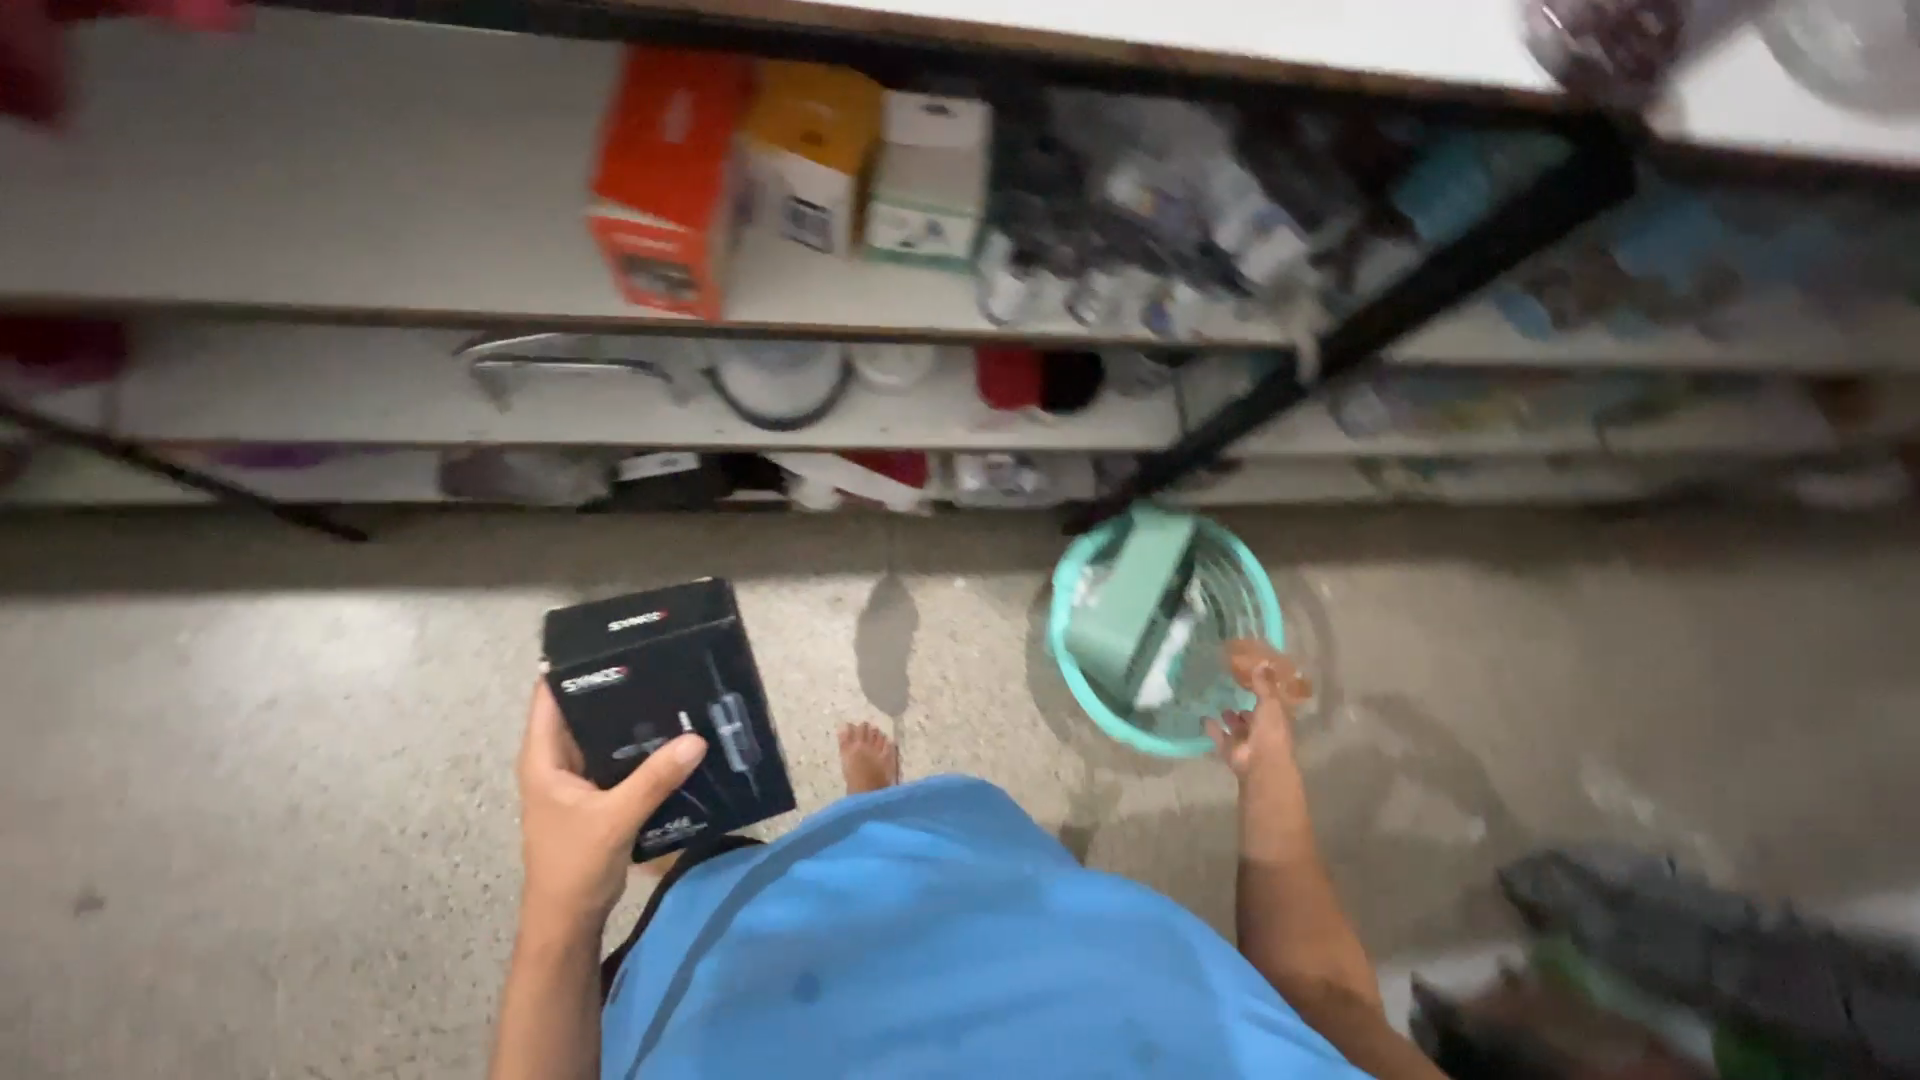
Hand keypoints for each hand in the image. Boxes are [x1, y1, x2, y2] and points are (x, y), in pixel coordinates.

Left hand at [514, 680, 706, 932]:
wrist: (568, 921)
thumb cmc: (574, 865)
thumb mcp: (615, 818)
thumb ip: (655, 779)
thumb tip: (697, 739)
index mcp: (543, 758)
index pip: (550, 696)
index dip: (575, 667)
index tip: (616, 641)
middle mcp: (557, 761)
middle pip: (583, 711)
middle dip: (618, 688)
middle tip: (662, 663)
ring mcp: (578, 779)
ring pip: (605, 737)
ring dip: (633, 721)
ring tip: (675, 692)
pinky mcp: (598, 796)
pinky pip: (620, 760)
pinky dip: (642, 748)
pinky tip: (675, 738)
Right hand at [1208, 640, 1312, 778]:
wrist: (1260, 763)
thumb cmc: (1271, 730)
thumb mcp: (1270, 702)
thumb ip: (1263, 684)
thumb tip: (1261, 662)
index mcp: (1277, 720)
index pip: (1271, 705)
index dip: (1264, 694)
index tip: (1253, 681)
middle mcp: (1262, 731)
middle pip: (1253, 719)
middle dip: (1246, 710)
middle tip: (1235, 695)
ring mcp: (1245, 742)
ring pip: (1236, 729)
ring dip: (1230, 719)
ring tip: (1220, 705)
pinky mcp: (1229, 750)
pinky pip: (1219, 736)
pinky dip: (1212, 728)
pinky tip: (1203, 716)